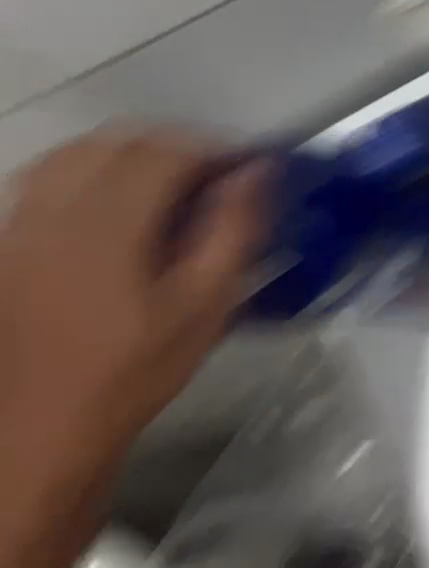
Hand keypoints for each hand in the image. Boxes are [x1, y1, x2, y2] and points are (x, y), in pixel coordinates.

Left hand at [0, 130, 266, 543]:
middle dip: (173, 145)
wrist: (38, 430)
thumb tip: (258, 170)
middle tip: (216, 174)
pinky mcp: (2, 251)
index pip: (165, 152)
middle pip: (113, 143)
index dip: (216, 149)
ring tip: (170, 184)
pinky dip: (90, 176)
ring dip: (128, 156)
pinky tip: (121, 208)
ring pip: (69, 156)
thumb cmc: (137, 368)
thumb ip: (235, 227)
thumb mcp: (208, 302)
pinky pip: (42, 185)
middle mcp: (50, 219)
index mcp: (106, 230)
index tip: (252, 169)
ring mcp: (15, 234)